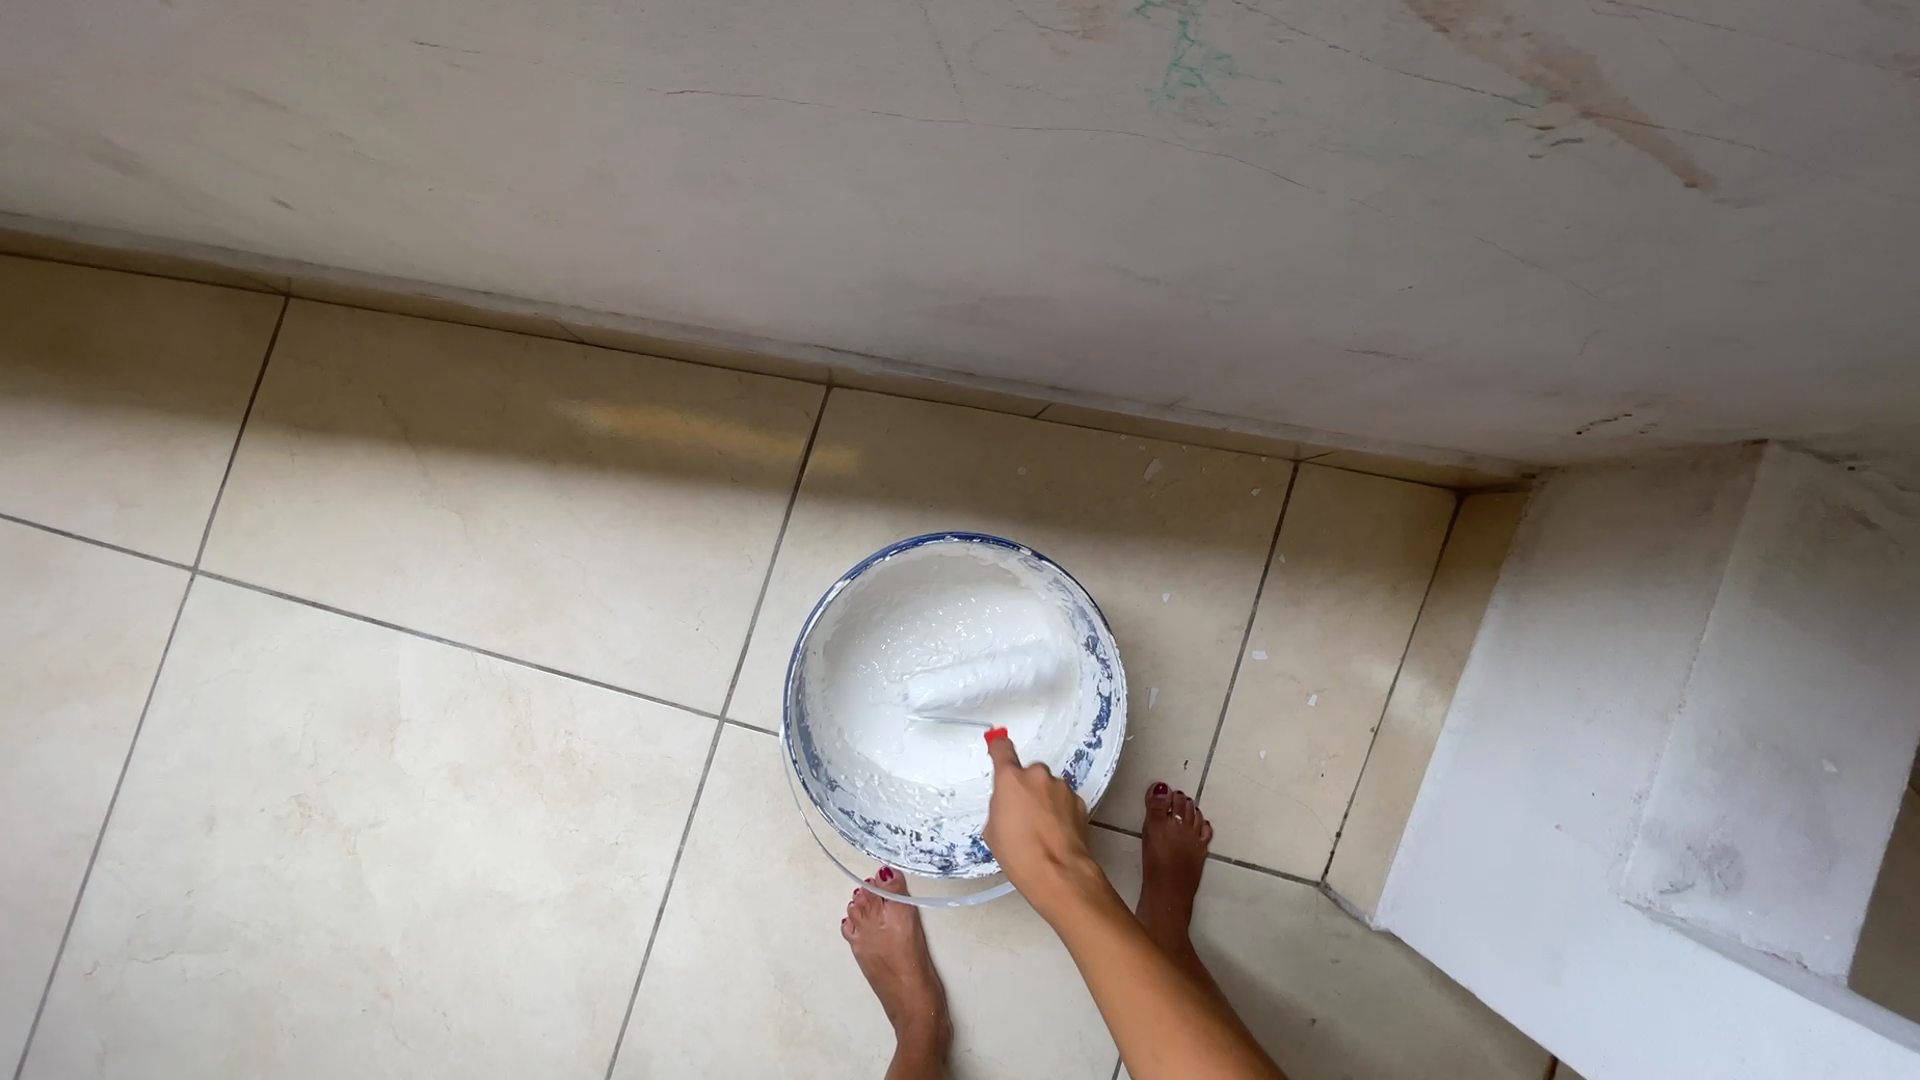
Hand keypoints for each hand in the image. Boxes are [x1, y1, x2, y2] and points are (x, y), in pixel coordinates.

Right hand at [984, 733, 1103, 916]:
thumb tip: (1009, 803)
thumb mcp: (993, 831)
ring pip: (1049, 787)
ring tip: (1042, 829)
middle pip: (1029, 773)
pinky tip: (1057, 832)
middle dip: (1026, 787)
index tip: (998, 745)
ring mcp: (1061, 787)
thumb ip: (1000, 806)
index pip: (1002, 749)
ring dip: (1045, 800)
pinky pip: (1065, 801)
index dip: (998, 747)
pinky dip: (1061, 811)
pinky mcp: (1079, 801)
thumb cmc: (1019, 855)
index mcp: (1011, 779)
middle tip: (1023, 813)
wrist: (1058, 873)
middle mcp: (1037, 776)